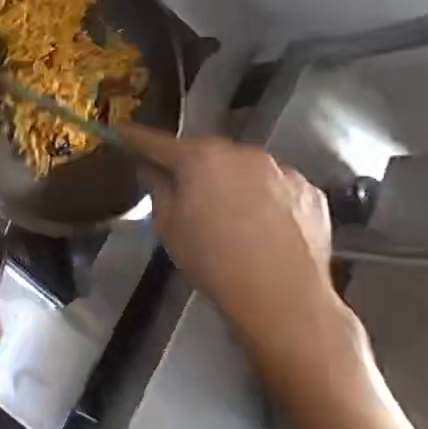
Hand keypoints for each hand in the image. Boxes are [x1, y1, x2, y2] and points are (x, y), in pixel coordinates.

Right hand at [118, 127, 335, 342]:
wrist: (281, 296)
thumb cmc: (212, 260)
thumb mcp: (167, 226)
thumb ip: (157, 188)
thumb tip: (152, 170)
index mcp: (201, 158)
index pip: (156, 142)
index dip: (133, 137)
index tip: (118, 132)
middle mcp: (243, 154)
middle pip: (205, 151)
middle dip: (189, 165)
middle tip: (177, 189)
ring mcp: (281, 170)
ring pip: (242, 167)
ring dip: (227, 180)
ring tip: (222, 214)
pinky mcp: (309, 191)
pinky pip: (273, 186)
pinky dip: (261, 197)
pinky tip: (257, 225)